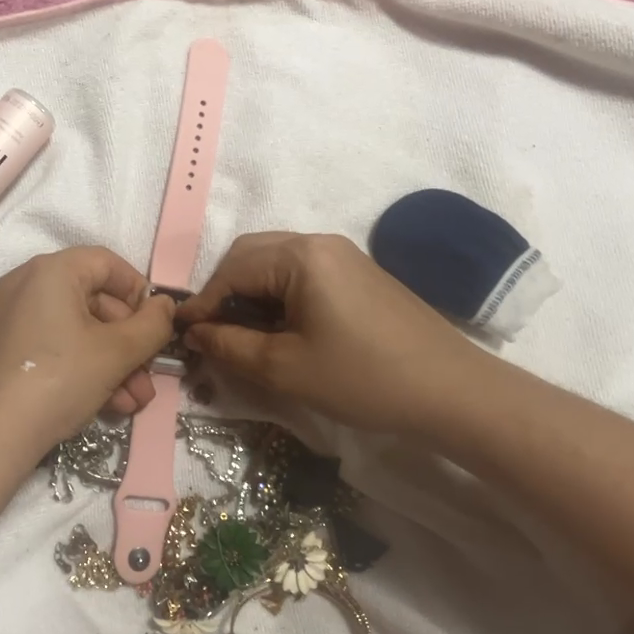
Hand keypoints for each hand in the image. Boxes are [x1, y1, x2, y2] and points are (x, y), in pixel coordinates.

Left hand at [0, 247, 176, 473]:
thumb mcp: (115, 354)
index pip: (107, 263)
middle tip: (148, 380)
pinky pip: (49, 348)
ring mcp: (7, 318)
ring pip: (74, 331)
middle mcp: (25, 284)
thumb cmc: (55, 379)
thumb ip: (151, 326)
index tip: (156, 327)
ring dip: (109, 364)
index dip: (138, 292)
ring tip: (131, 404)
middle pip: (92, 301)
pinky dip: (78, 369)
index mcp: (51, 270)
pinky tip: (101, 407)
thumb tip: (167, 306)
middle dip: (128, 343)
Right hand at [176, 232, 481, 432]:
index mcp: (300, 255)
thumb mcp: (286, 369)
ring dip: (251, 293)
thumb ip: (230, 346)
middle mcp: (319, 242)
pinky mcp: (359, 273)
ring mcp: (344, 255)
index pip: (232, 269)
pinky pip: (303, 273)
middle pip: (252, 255)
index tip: (181, 335)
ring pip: (276, 263)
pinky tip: (280, 330)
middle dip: (224, 292)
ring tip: (241, 335)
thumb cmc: (363, 378)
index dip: (203, 303)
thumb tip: (195, 333)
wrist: (452, 391)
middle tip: (210, 333)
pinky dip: (278, 295)